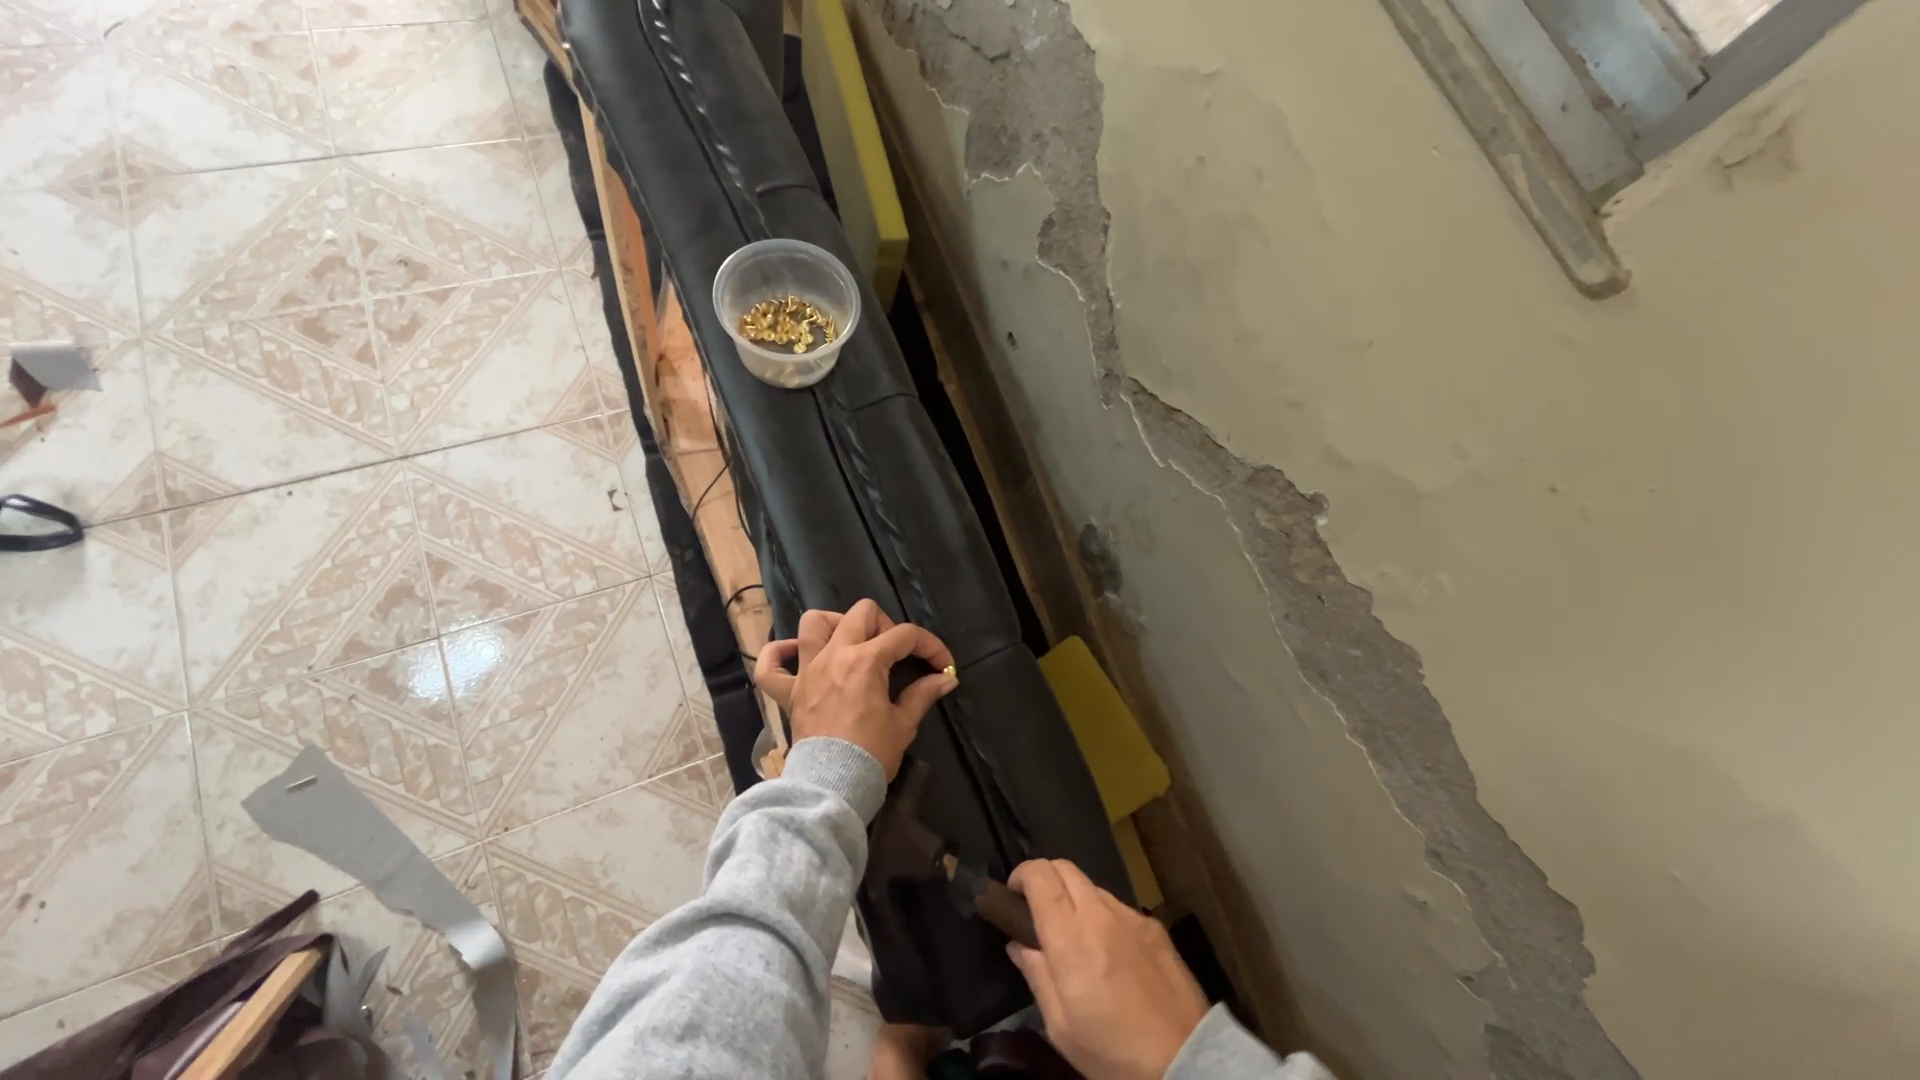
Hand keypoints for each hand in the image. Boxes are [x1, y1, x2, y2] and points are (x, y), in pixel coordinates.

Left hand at [751, 599, 956, 778]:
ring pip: (813, 623)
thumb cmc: (871, 754)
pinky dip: (779, 653)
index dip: (930, 646)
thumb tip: (946, 679)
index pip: (905, 636)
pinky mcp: (788, 692)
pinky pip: (770, 664)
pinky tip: (794, 654)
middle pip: (861, 613)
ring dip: (835, 624)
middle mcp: (835, 655)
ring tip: (851, 642)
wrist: (832, 786)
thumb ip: (924, 694)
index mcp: (867, 661)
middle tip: (896, 653)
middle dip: (886, 625)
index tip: (943, 666)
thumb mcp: (904, 724)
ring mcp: (807, 670)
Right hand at [1006, 859, 1208, 1079]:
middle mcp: (1100, 915)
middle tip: (1036, 911)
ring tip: (1074, 936)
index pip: (1040, 876)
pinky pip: (1118, 907)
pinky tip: (1109, 951)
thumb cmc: (1113, 1052)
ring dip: (1074, 898)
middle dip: (1044, 879)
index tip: (1012, 895)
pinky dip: (1102, 916)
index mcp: (1070, 938)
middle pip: (1064, 868)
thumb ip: (1036, 976)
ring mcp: (1132, 917)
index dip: (1021, 874)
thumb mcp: (1060, 1027)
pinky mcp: (1155, 928)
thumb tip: (1018, 945)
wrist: (1186, 1061)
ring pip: (1092, 886)